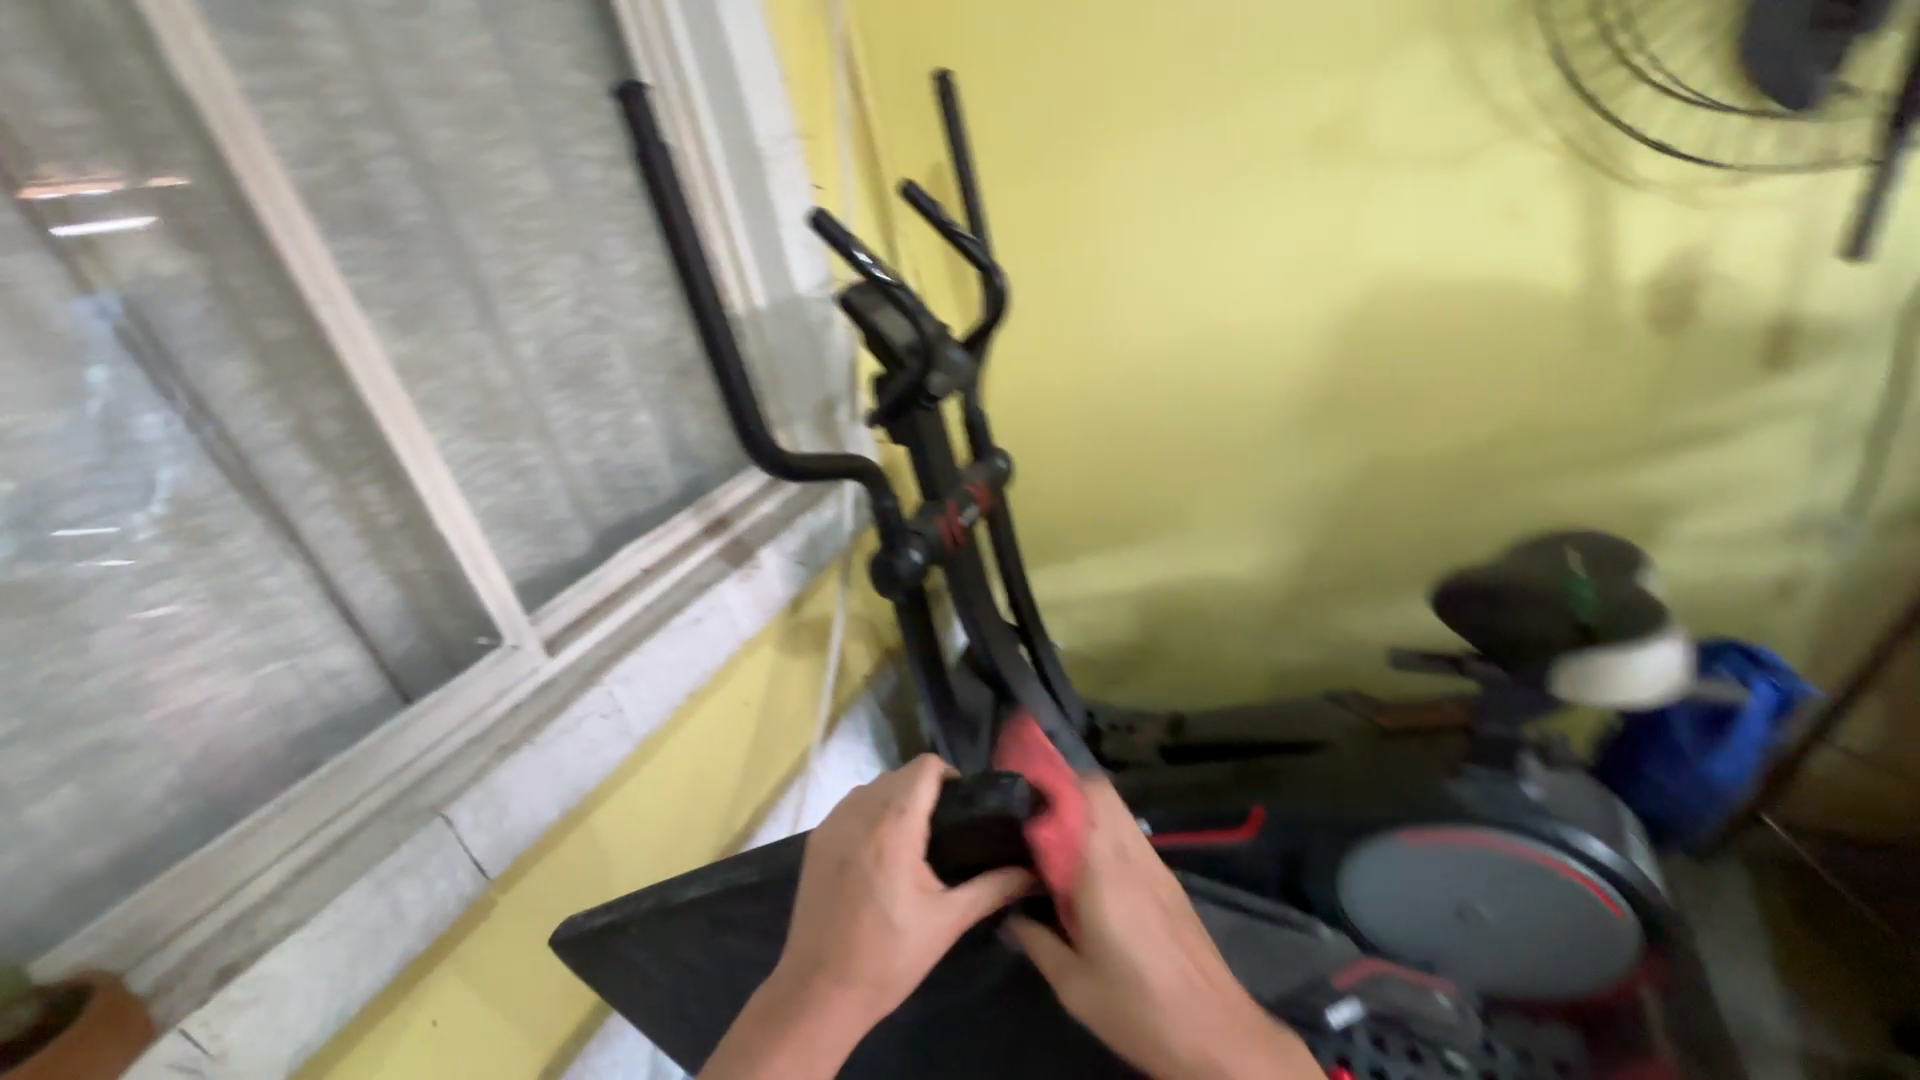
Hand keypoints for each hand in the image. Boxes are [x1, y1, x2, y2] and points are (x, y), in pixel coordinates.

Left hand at [776, 753, 1034, 1019]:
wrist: (820, 991)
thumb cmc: (889, 956)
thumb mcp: (948, 921)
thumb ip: (993, 888)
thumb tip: (1032, 872)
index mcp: (894, 824)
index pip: (925, 767)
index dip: (950, 775)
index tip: (966, 806)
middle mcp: (859, 812)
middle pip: (900, 775)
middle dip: (926, 789)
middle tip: (949, 826)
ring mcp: (831, 825)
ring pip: (872, 788)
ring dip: (896, 799)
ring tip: (917, 838)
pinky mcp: (815, 842)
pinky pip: (850, 808)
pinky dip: (870, 814)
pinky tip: (882, 852)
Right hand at [1006, 779, 1320, 1079]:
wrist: (1217, 1035)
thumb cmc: (1138, 1009)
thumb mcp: (1073, 985)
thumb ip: (1035, 939)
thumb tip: (1009, 915)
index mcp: (1105, 870)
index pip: (1081, 796)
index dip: (1048, 783)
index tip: (1018, 791)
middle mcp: (1133, 855)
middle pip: (1101, 792)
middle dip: (1064, 790)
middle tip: (1031, 814)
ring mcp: (1157, 866)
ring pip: (1117, 811)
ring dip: (1085, 812)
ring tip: (1052, 841)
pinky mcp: (1170, 884)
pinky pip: (1130, 837)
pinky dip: (1104, 835)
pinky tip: (1087, 871)